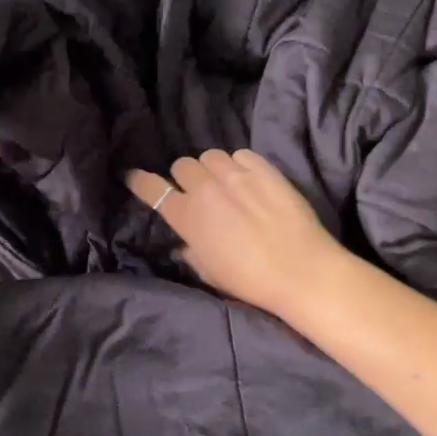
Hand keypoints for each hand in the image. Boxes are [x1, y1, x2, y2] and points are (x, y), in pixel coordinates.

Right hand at [126, 149, 352, 317]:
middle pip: (182, 165)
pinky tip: (249, 180)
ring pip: (209, 155)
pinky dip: (239, 165)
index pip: (151, 188)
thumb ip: (191, 252)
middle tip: (199, 192)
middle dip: (185, 178)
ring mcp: (235, 175)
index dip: (140, 181)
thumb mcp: (210, 273)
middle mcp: (205, 189)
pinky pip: (240, 154)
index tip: (135, 177)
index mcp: (186, 217)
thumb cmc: (251, 281)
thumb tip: (185, 243)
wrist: (301, 270)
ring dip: (211, 168)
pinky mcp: (263, 168)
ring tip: (225, 183)